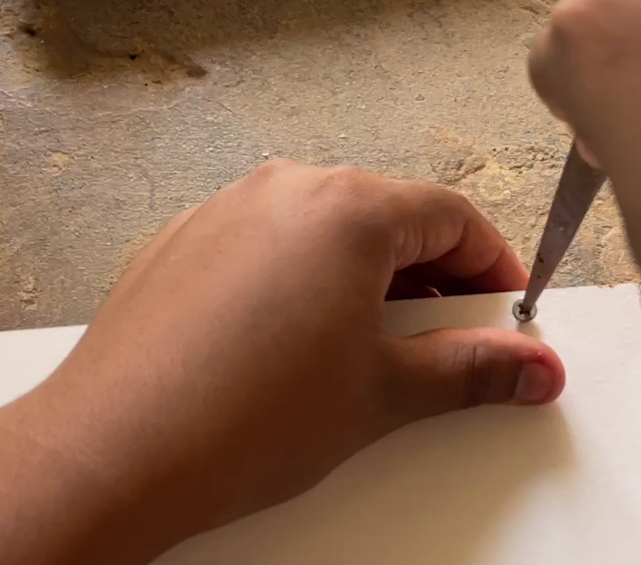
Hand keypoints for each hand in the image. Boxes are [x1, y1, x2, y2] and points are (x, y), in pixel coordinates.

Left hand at [0, 162, 562, 564]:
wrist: (107, 455)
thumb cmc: (248, 418)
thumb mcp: (383, 393)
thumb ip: (474, 369)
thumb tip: (534, 366)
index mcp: (351, 207)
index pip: (453, 217)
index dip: (492, 264)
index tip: (506, 308)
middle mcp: (292, 186)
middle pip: (392, 217)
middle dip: (433, 273)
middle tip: (447, 336)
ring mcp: (234, 204)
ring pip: (332, 226)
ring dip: (369, 274)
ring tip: (371, 344)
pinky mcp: (191, 233)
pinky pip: (274, 238)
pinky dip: (307, 273)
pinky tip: (295, 337)